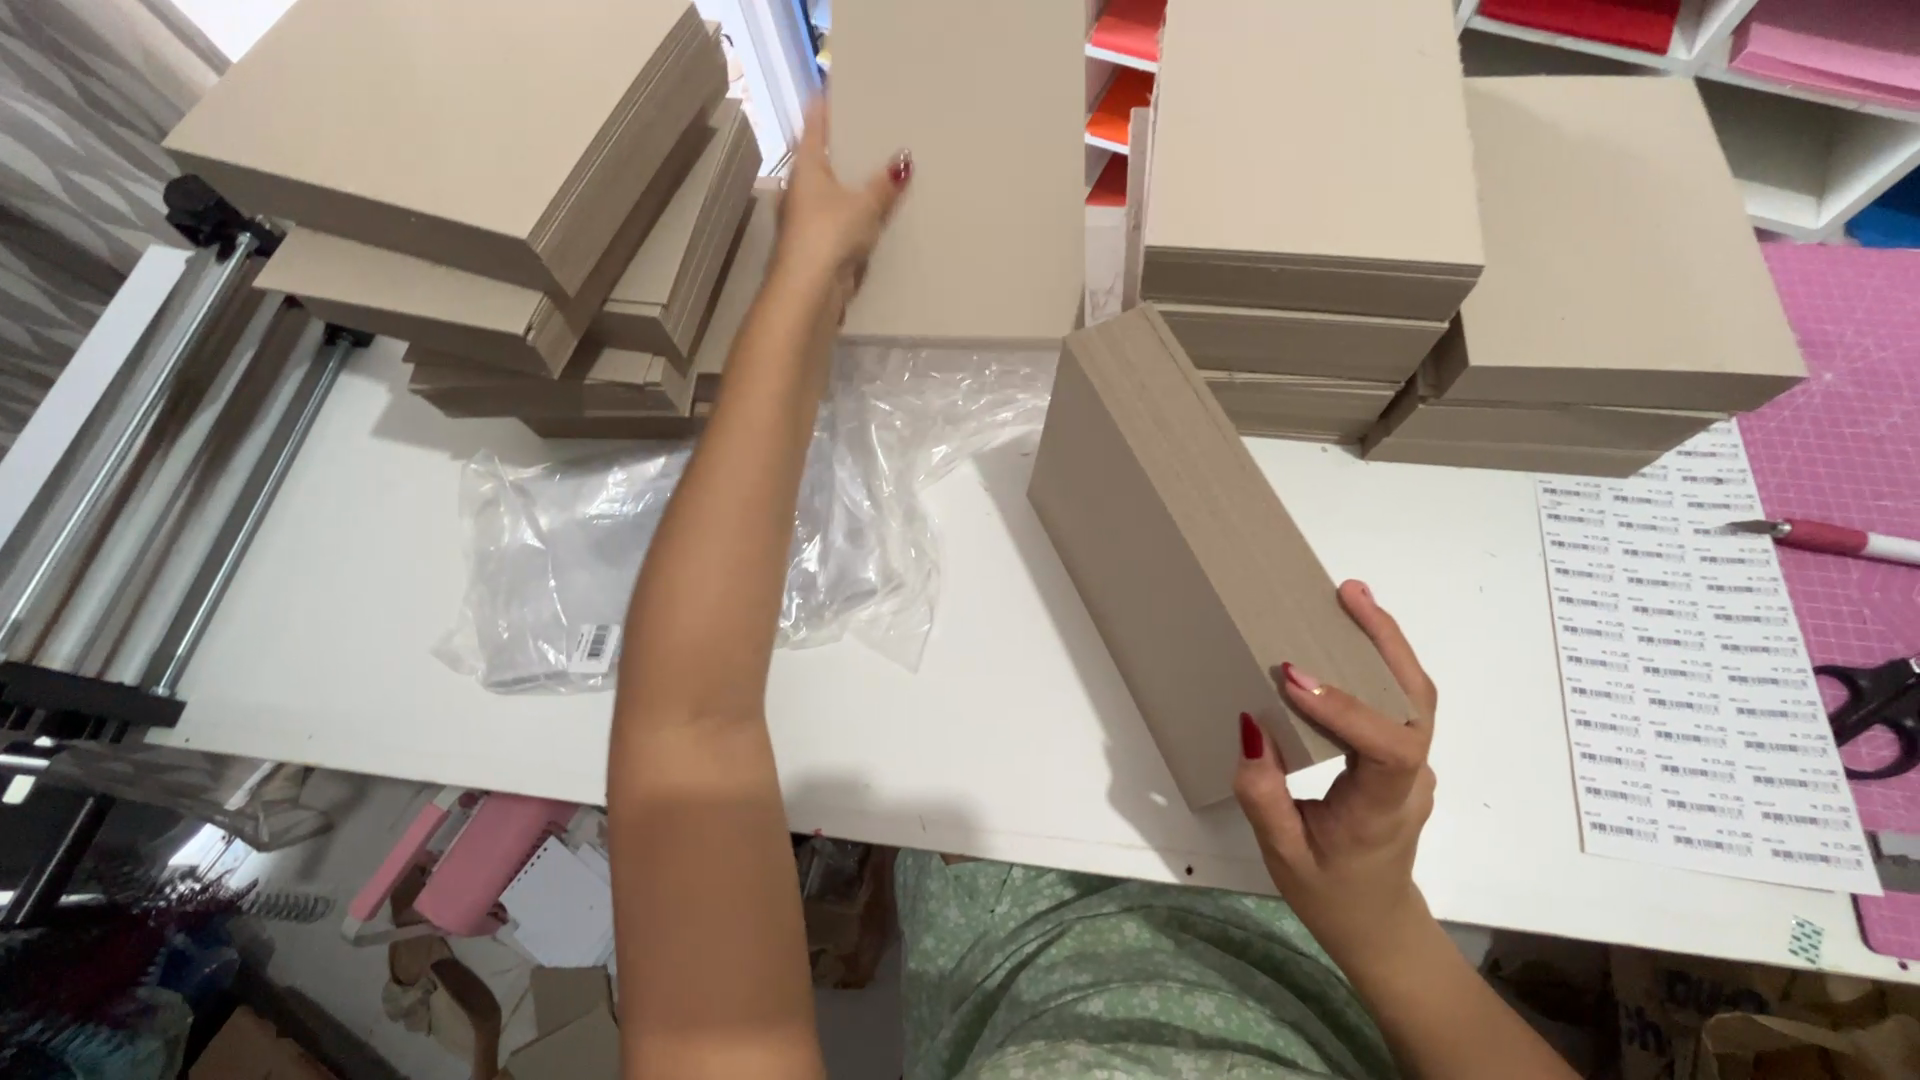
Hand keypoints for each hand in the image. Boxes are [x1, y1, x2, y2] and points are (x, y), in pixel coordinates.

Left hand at [773, 99, 909, 302]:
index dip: (828, 104)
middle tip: (877, 128)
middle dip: (848, 146)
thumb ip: (884, 184)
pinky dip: (858, 213)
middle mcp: (802, 188)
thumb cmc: (829, 235)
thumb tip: (904, 160)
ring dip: (854, 183)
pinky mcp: (819, 246)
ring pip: (835, 192)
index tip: (844, 87)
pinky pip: (844, 220)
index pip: (816, 123)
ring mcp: (808, 219)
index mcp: (806, 167)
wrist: (809, 291)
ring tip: (885, 168)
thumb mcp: (864, 205)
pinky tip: (879, 212)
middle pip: (825, 158)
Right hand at [1234, 579, 1439, 967]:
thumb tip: (1250, 726)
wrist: (1378, 923)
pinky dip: (1380, 661)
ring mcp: (1413, 765)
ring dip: (1386, 642)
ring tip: (1352, 597)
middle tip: (1348, 594)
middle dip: (1384, 641)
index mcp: (1383, 808)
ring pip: (1412, 694)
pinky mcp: (1401, 757)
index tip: (1290, 678)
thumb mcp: (1283, 854)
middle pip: (1414, 700)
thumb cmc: (1330, 894)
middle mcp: (1411, 778)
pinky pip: (1397, 702)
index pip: (1386, 748)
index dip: (1345, 709)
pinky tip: (1353, 636)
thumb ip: (1263, 795)